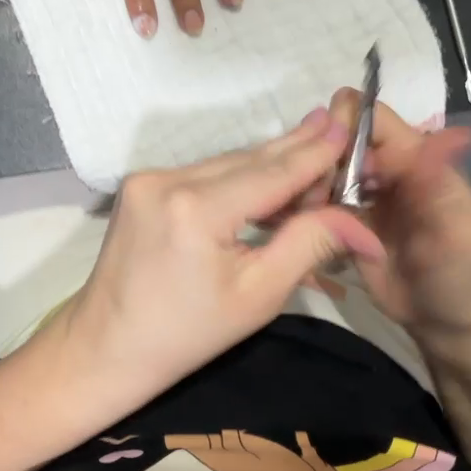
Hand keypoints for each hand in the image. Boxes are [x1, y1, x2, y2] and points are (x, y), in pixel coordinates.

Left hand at [54, 108, 383, 405]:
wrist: (108, 345)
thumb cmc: (188, 334)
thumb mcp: (258, 295)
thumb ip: (307, 245)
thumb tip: (362, 223)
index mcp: (196, 209)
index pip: (271, 173)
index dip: (313, 153)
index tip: (347, 126)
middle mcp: (168, 180)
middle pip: (248, 160)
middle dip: (295, 150)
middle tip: (336, 124)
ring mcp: (148, 178)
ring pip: (225, 164)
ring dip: (268, 165)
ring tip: (314, 150)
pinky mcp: (141, 186)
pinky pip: (203, 174)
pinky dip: (237, 178)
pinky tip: (268, 177)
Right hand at [325, 89, 470, 347]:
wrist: (448, 326)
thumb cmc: (464, 280)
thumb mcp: (461, 238)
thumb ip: (441, 191)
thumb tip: (442, 136)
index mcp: (416, 159)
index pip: (375, 120)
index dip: (346, 128)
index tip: (325, 158)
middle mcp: (384, 168)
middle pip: (339, 139)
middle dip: (318, 159)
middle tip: (310, 198)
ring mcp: (360, 193)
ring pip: (320, 166)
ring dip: (306, 183)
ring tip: (300, 214)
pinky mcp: (341, 219)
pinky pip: (314, 198)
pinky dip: (300, 203)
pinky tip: (292, 221)